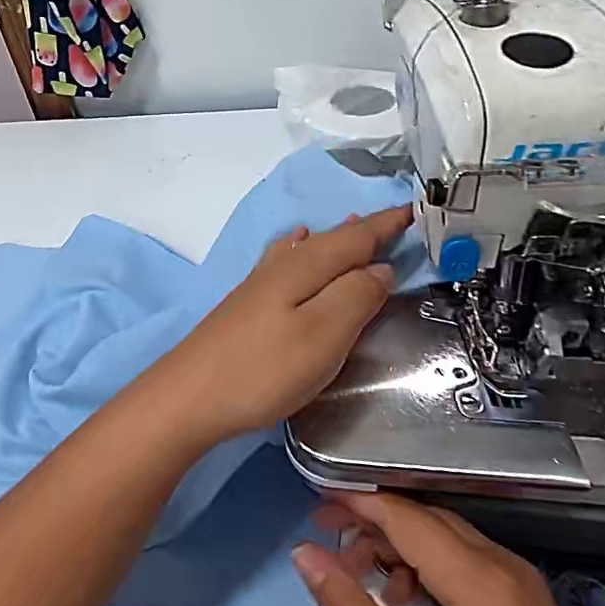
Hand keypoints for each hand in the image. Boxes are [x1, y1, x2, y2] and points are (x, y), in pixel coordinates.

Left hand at [136, 205, 411, 446]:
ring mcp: (259, 284)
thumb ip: (356, 296)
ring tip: (351, 226)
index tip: (414, 211)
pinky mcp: (246, 304)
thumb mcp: (323, 334)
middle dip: (364, 230)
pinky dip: (301, 250)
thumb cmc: (263, 368)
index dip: (386, 225)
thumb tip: (381, 268)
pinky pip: (285, 261)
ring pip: (306, 249)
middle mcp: (282, 266)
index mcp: (306, 268)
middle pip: (331, 240)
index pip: (356, 238)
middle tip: (393, 221)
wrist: (190, 394)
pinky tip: (292, 248)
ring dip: (334, 239)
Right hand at [292, 492, 604, 605]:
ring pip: (444, 539)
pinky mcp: (526, 605)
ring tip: (361, 577)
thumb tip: (310, 560)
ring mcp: (522, 587)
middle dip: (371, 525)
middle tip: (330, 535)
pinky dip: (427, 568)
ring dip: (397, 548)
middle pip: (423, 521)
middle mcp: (507, 571)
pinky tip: (405, 602)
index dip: (355, 501)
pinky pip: (467, 563)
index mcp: (481, 581)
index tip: (320, 502)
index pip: (402, 515)